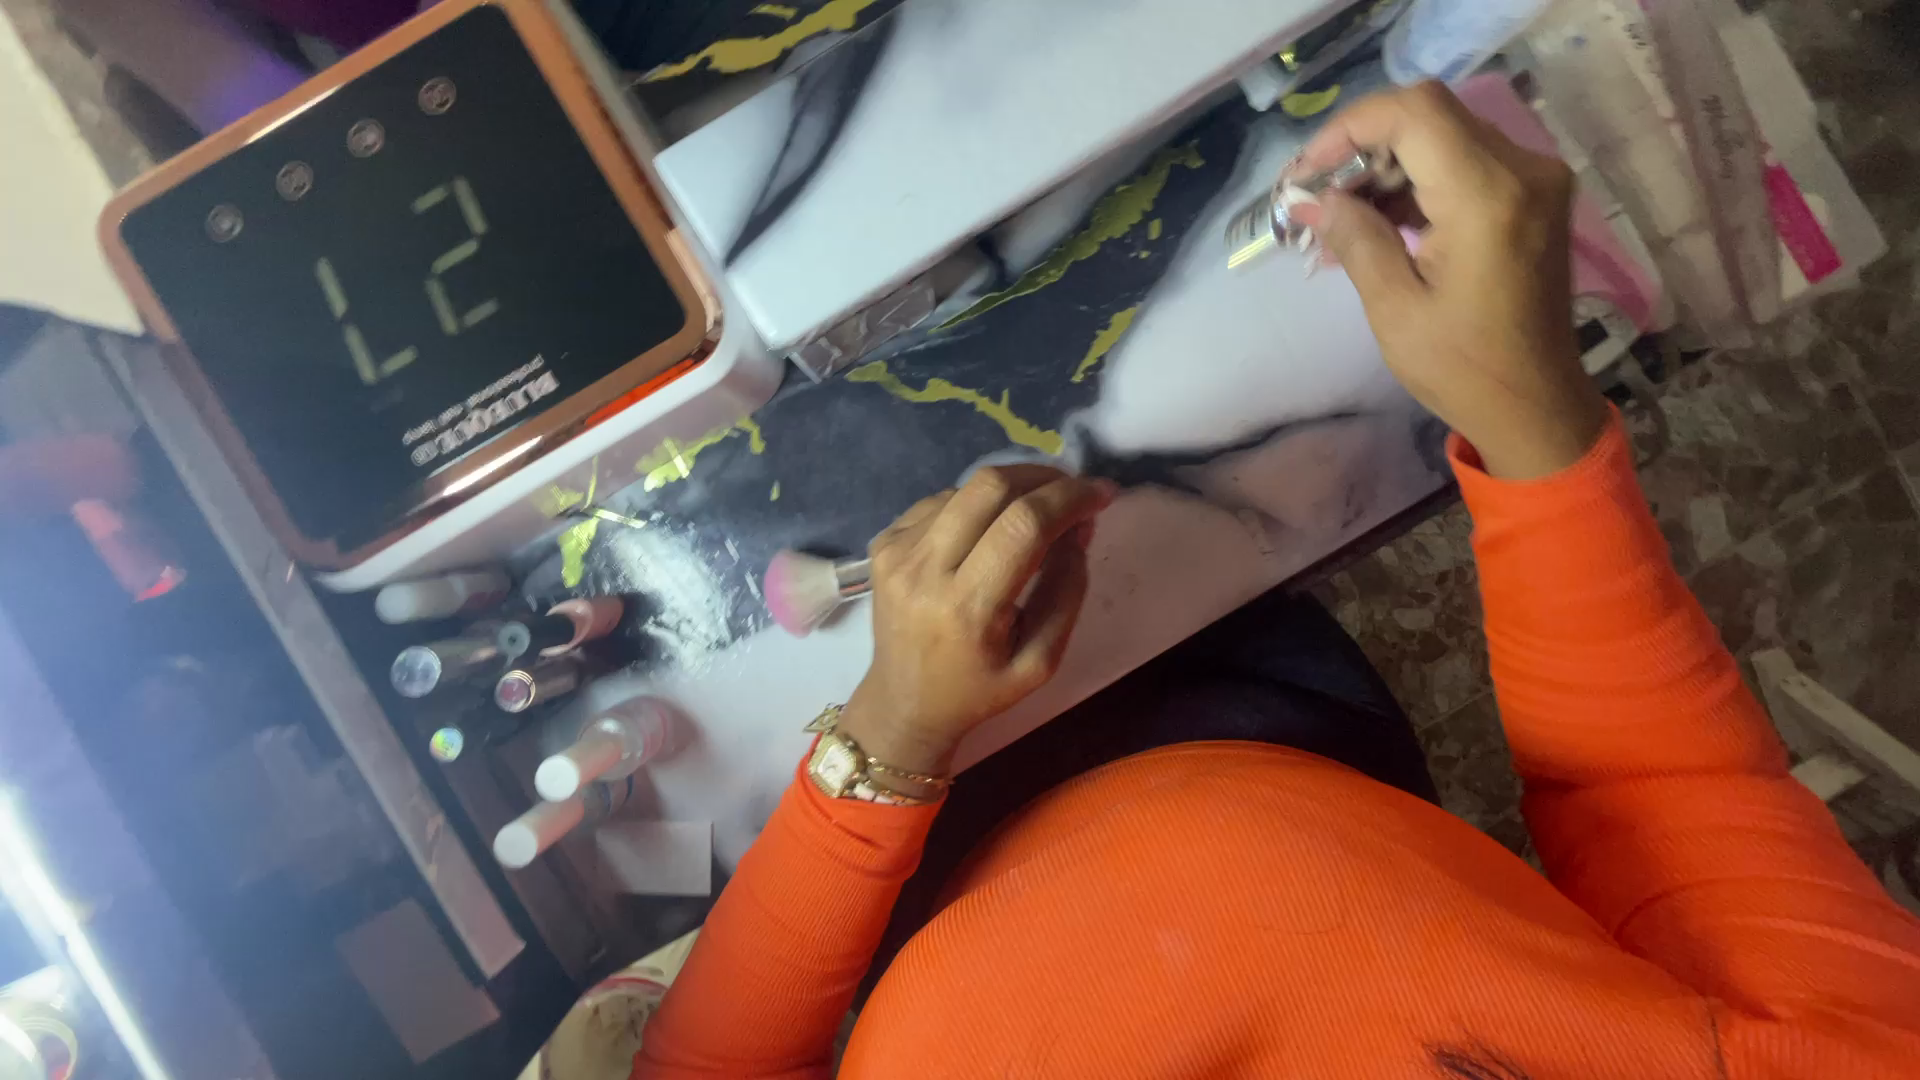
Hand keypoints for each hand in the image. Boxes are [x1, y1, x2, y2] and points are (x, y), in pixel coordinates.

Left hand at [836, 466, 1114, 777]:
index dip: (1070, 498)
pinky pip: (939, 501)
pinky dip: (974, 505)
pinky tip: (985, 531)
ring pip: (964, 488)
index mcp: (967, 608)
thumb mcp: (1041, 662)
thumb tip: (1077, 527)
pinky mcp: (883, 543)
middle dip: (1042, 477)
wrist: (904, 703)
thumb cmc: (978, 690)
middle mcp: (924, 570)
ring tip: (1032, 514)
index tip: (1102, 493)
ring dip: (1009, 490)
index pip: (1024, 525)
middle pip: (990, 486)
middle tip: (1071, 491)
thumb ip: (1067, 591)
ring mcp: (897, 552)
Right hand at [1288, 82, 1609, 479]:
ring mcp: (1532, 180)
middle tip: (1312, 199)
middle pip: (1428, 120)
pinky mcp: (1529, 197)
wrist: (1531, 399)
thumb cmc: (1459, 365)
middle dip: (1359, 150)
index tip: (1305, 172)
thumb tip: (1315, 200)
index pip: (1415, 114)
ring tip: (1334, 218)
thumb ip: (1356, 241)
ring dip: (1382, 169)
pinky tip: (1372, 223)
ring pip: (1442, 140)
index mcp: (1487, 197)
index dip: (1350, 128)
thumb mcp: (1394, 308)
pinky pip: (1461, 167)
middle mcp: (1522, 170)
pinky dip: (1411, 185)